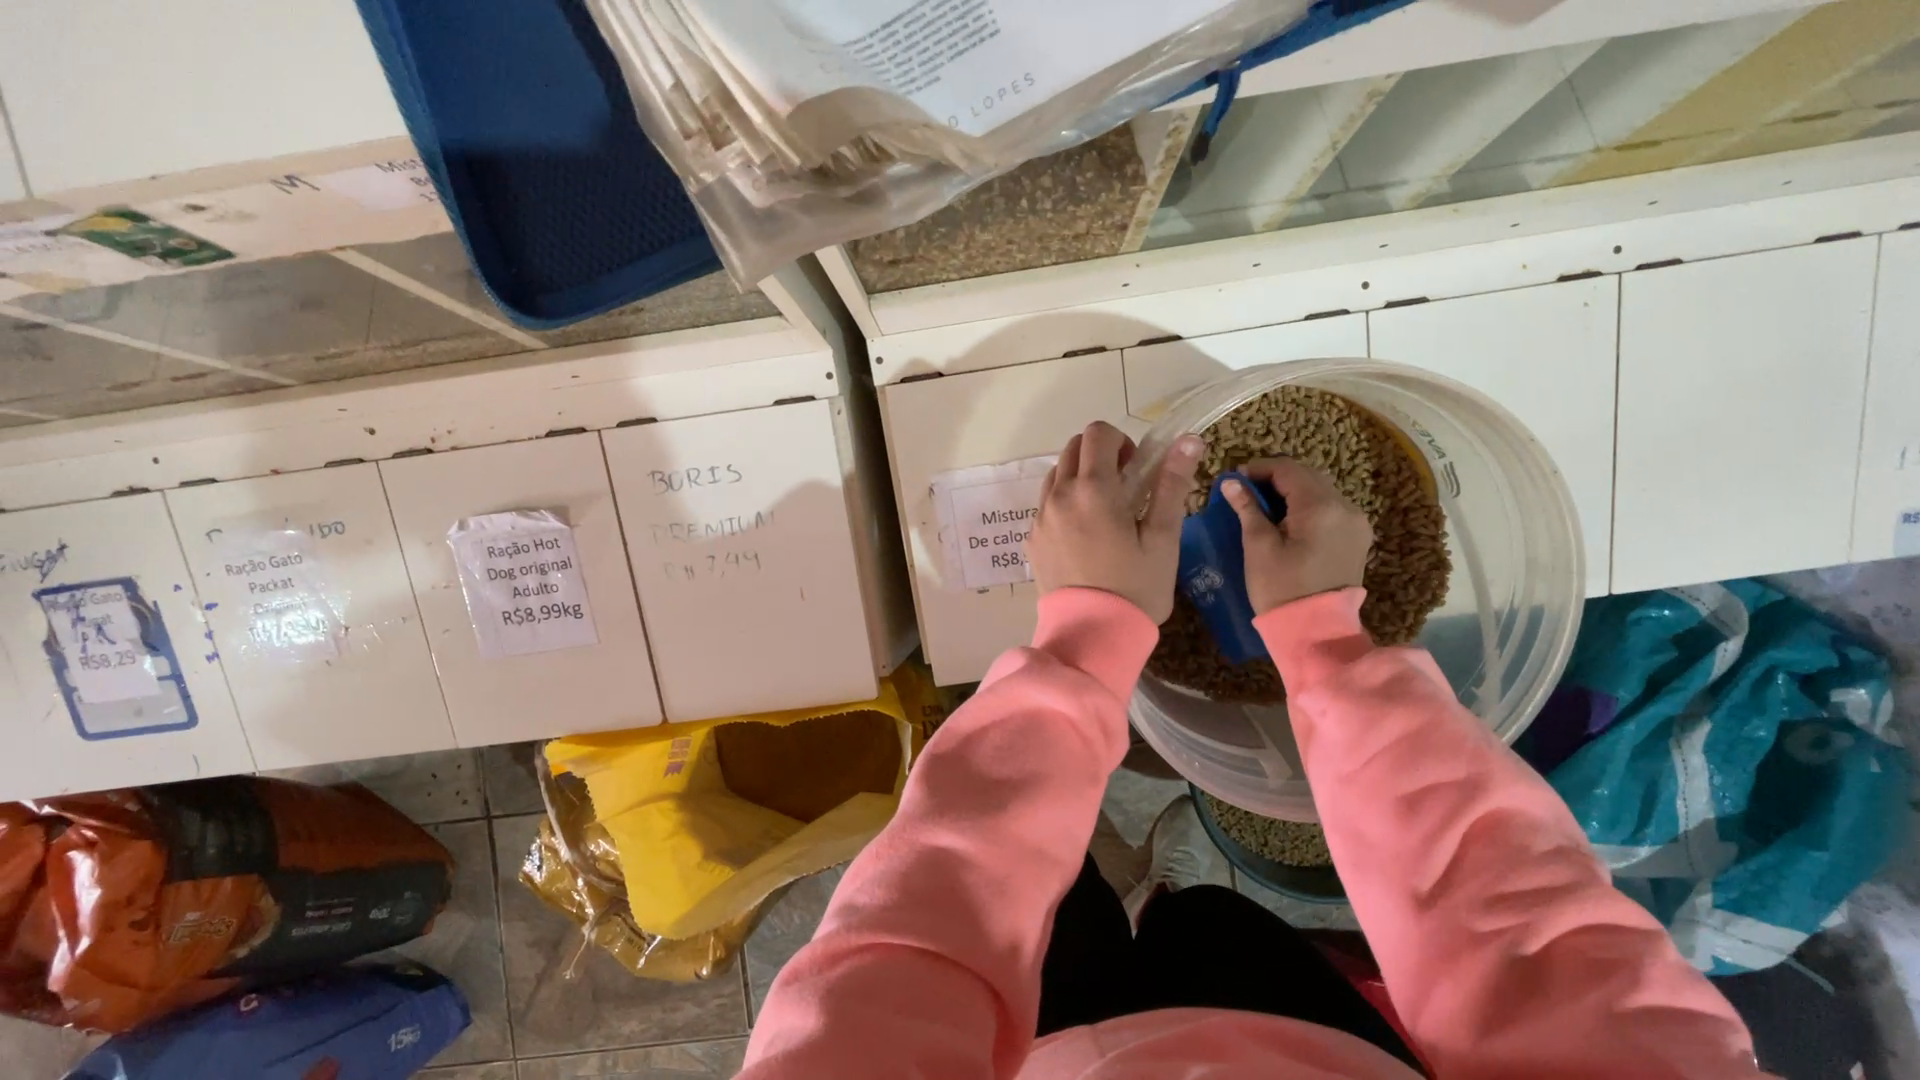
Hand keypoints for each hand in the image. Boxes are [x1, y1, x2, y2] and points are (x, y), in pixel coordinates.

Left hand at [1030, 422, 1205, 623]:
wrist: (1093, 636)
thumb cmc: (1136, 589)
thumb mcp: (1163, 538)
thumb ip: (1171, 485)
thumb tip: (1188, 441)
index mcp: (1092, 489)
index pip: (1097, 434)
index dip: (1121, 441)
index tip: (1136, 468)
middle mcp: (1059, 496)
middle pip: (1072, 448)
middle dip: (1100, 454)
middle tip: (1125, 487)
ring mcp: (1040, 518)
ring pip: (1056, 474)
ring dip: (1080, 477)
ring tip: (1104, 512)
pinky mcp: (1032, 540)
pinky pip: (1046, 504)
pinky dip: (1065, 502)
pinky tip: (1085, 534)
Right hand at [1225, 458, 1373, 614]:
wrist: (1316, 632)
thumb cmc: (1281, 589)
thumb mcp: (1259, 547)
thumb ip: (1247, 509)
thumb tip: (1232, 482)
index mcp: (1321, 507)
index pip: (1288, 469)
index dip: (1258, 469)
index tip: (1234, 479)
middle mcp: (1346, 508)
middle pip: (1307, 477)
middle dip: (1275, 479)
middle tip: (1245, 491)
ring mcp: (1356, 524)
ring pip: (1320, 492)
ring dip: (1291, 492)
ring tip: (1263, 507)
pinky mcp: (1356, 539)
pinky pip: (1330, 510)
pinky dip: (1307, 508)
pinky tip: (1287, 522)